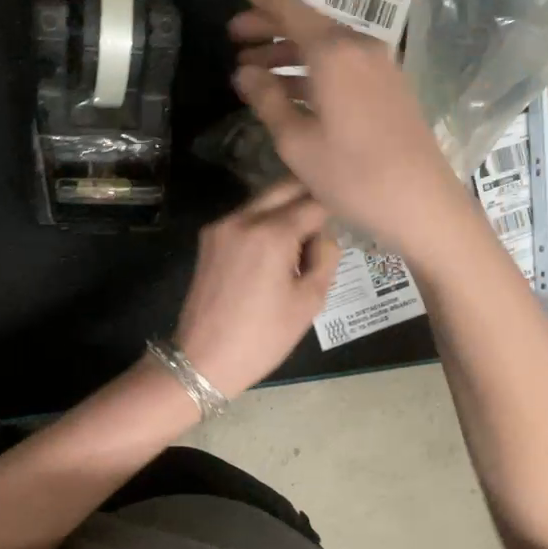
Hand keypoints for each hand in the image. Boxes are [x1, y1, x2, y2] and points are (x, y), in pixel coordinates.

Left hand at [172, 180, 341, 396]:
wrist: (203, 360)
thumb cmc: (262, 337)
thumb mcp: (309, 301)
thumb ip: (326, 258)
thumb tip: (325, 236)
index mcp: (271, 233)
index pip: (314, 203)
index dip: (333, 213)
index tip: (344, 227)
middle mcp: (243, 218)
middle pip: (285, 188)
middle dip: (308, 200)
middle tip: (325, 227)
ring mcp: (221, 226)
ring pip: (263, 200)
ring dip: (285, 210)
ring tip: (300, 244)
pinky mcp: (208, 239)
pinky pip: (245, 218)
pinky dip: (264, 223)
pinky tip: (274, 253)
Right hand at [228, 0, 473, 259]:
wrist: (420, 201)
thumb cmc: (351, 175)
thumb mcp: (296, 142)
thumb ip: (267, 100)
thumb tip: (244, 72)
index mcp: (334, 53)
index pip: (292, 10)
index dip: (263, 0)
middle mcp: (360, 48)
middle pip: (309, 25)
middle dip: (270, 28)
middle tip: (236, 37)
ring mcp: (380, 67)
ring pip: (326, 46)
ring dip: (289, 53)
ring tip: (255, 70)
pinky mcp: (390, 88)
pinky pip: (343, 64)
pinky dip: (313, 69)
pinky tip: (294, 90)